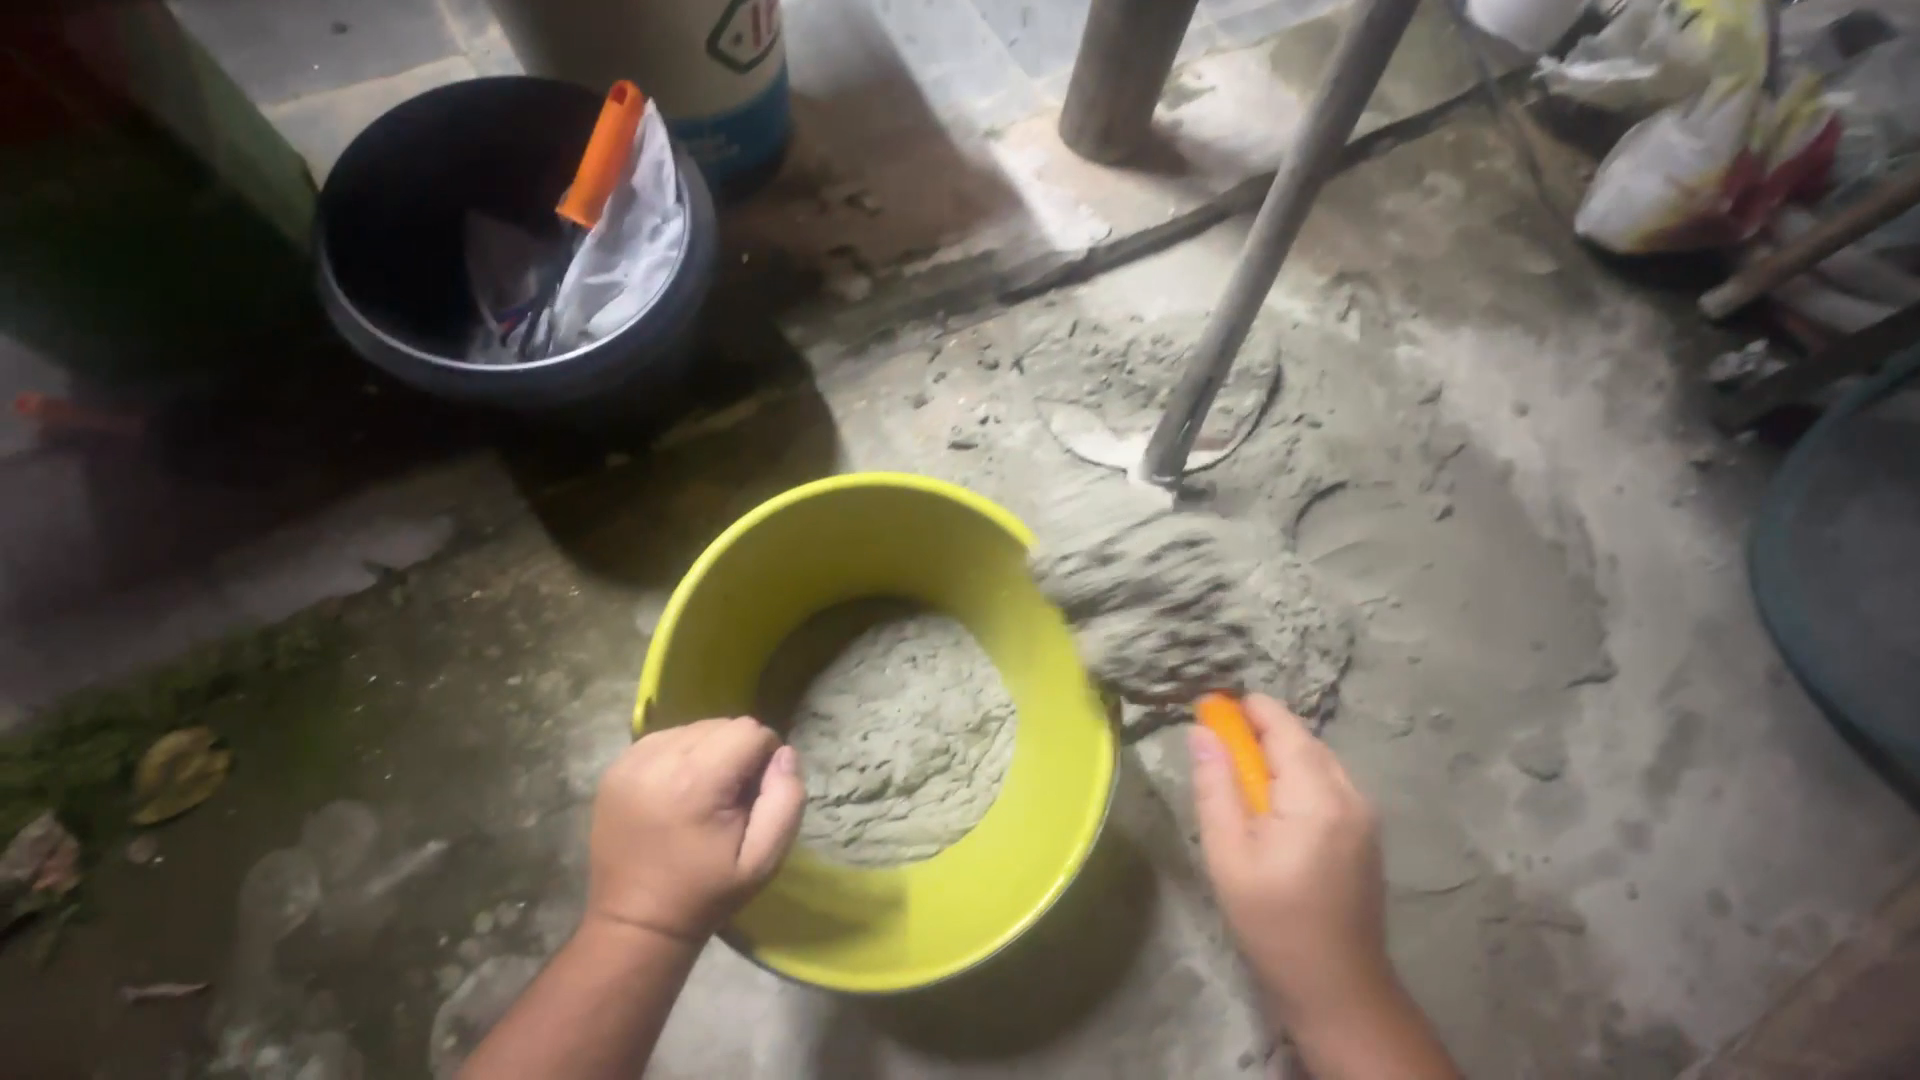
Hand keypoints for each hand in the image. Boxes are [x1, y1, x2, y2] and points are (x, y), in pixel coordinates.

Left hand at [586, 716, 805, 943]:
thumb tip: (784, 754)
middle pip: (722, 725)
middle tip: (729, 800)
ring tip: (702, 796)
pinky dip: (681, 756)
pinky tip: (678, 791)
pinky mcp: (615, 767)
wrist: (635, 923)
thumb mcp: (764, 860)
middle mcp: (658, 759)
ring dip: (709, 752)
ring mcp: (630, 761)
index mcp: (695, 780)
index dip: (764, 759)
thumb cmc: (706, 893)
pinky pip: (666, 739)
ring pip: (695, 728)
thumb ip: (786, 800)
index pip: (750, 731)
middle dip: (736, 754)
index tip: (754, 796)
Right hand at [1189, 694, 1390, 1028]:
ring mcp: (1365, 813)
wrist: (1337, 987)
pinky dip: (1296, 777)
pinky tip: (1271, 806)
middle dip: (1258, 732)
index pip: (1283, 726)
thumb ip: (1216, 785)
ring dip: (1277, 755)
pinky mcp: (1366, 832)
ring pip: (1316, 760)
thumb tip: (1202, 730)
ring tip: (1238, 778)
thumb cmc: (1272, 922)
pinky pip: (1327, 783)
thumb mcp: (1228, 853)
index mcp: (1318, 796)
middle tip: (1215, 747)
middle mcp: (1351, 793)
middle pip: (1301, 739)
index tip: (1207, 706)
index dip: (1244, 709)